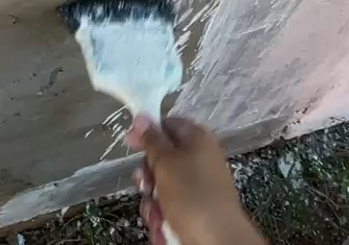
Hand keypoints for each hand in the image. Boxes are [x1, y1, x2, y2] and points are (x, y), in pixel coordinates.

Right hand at [129, 116, 267, 244]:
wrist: (219, 242)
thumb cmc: (191, 194)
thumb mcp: (166, 162)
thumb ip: (151, 140)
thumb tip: (141, 116)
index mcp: (197, 139)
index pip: (168, 124)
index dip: (147, 131)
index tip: (130, 142)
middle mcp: (198, 160)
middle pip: (162, 159)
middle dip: (148, 176)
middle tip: (145, 186)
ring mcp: (197, 187)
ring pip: (162, 187)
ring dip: (152, 202)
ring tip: (156, 215)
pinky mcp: (195, 212)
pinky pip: (170, 208)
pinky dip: (162, 218)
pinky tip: (162, 227)